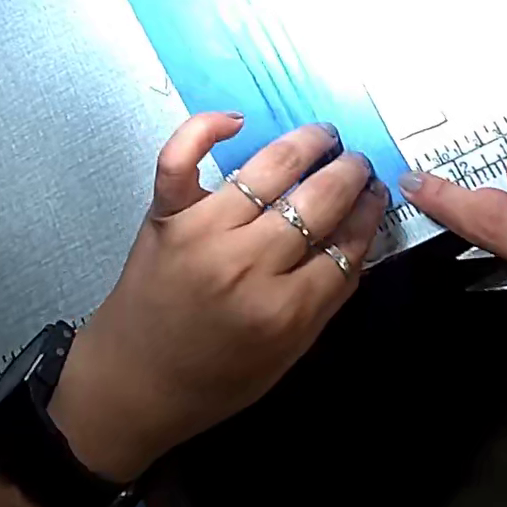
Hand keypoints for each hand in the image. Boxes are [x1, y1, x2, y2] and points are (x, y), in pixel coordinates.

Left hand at [47, 115, 386, 480]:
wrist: (130, 386)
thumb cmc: (215, 378)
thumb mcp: (288, 353)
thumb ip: (328, 296)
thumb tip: (358, 234)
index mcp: (285, 310)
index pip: (347, 243)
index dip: (370, 211)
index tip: (376, 192)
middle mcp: (248, 264)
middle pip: (319, 200)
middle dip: (350, 172)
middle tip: (356, 162)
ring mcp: (203, 232)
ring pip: (270, 167)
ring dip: (308, 141)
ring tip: (324, 135)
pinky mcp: (166, 214)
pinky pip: (182, 158)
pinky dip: (205, 129)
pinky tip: (237, 120)